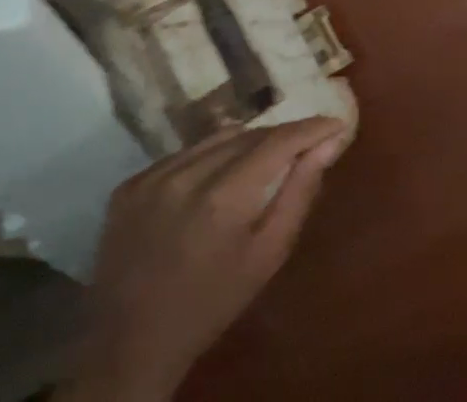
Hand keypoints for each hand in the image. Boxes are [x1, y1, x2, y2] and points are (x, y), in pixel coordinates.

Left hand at [62, 117, 350, 401]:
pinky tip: (219, 176)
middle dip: (283, 135)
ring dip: (248, 142)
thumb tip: (328, 143)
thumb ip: (300, 192)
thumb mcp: (269, 253)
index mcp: (225, 197)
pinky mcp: (129, 185)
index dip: (312, 128)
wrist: (130, 341)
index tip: (336, 125)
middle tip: (308, 143)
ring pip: (215, 139)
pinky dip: (211, 156)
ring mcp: (151, 178)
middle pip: (248, 134)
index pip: (279, 141)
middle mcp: (185, 176)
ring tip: (268, 156)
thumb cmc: (213, 302)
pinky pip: (184, 154)